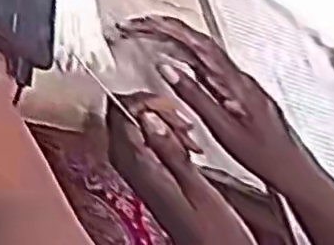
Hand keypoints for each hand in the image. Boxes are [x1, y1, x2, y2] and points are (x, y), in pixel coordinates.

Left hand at [107, 95, 256, 244]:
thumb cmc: (214, 232)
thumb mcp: (197, 189)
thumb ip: (169, 149)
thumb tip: (147, 114)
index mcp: (131, 159)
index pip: (118, 110)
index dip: (142, 101)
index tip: (169, 105)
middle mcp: (121, 158)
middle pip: (121, 113)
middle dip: (151, 110)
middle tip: (184, 124)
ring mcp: (128, 163)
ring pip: (131, 123)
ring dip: (159, 123)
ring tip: (190, 139)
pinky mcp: (140, 169)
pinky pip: (141, 139)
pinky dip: (161, 136)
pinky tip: (185, 147)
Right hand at [119, 16, 322, 193]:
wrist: (302, 180)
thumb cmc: (268, 158)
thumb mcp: (224, 129)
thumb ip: (193, 95)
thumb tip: (165, 66)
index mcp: (237, 84)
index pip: (200, 44)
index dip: (168, 27)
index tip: (142, 22)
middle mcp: (240, 79)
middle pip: (199, 42)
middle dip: (164, 28)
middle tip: (135, 25)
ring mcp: (240, 85)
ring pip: (201, 51)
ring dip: (170, 38)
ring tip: (145, 34)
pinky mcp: (236, 91)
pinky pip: (205, 63)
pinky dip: (181, 52)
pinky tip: (170, 56)